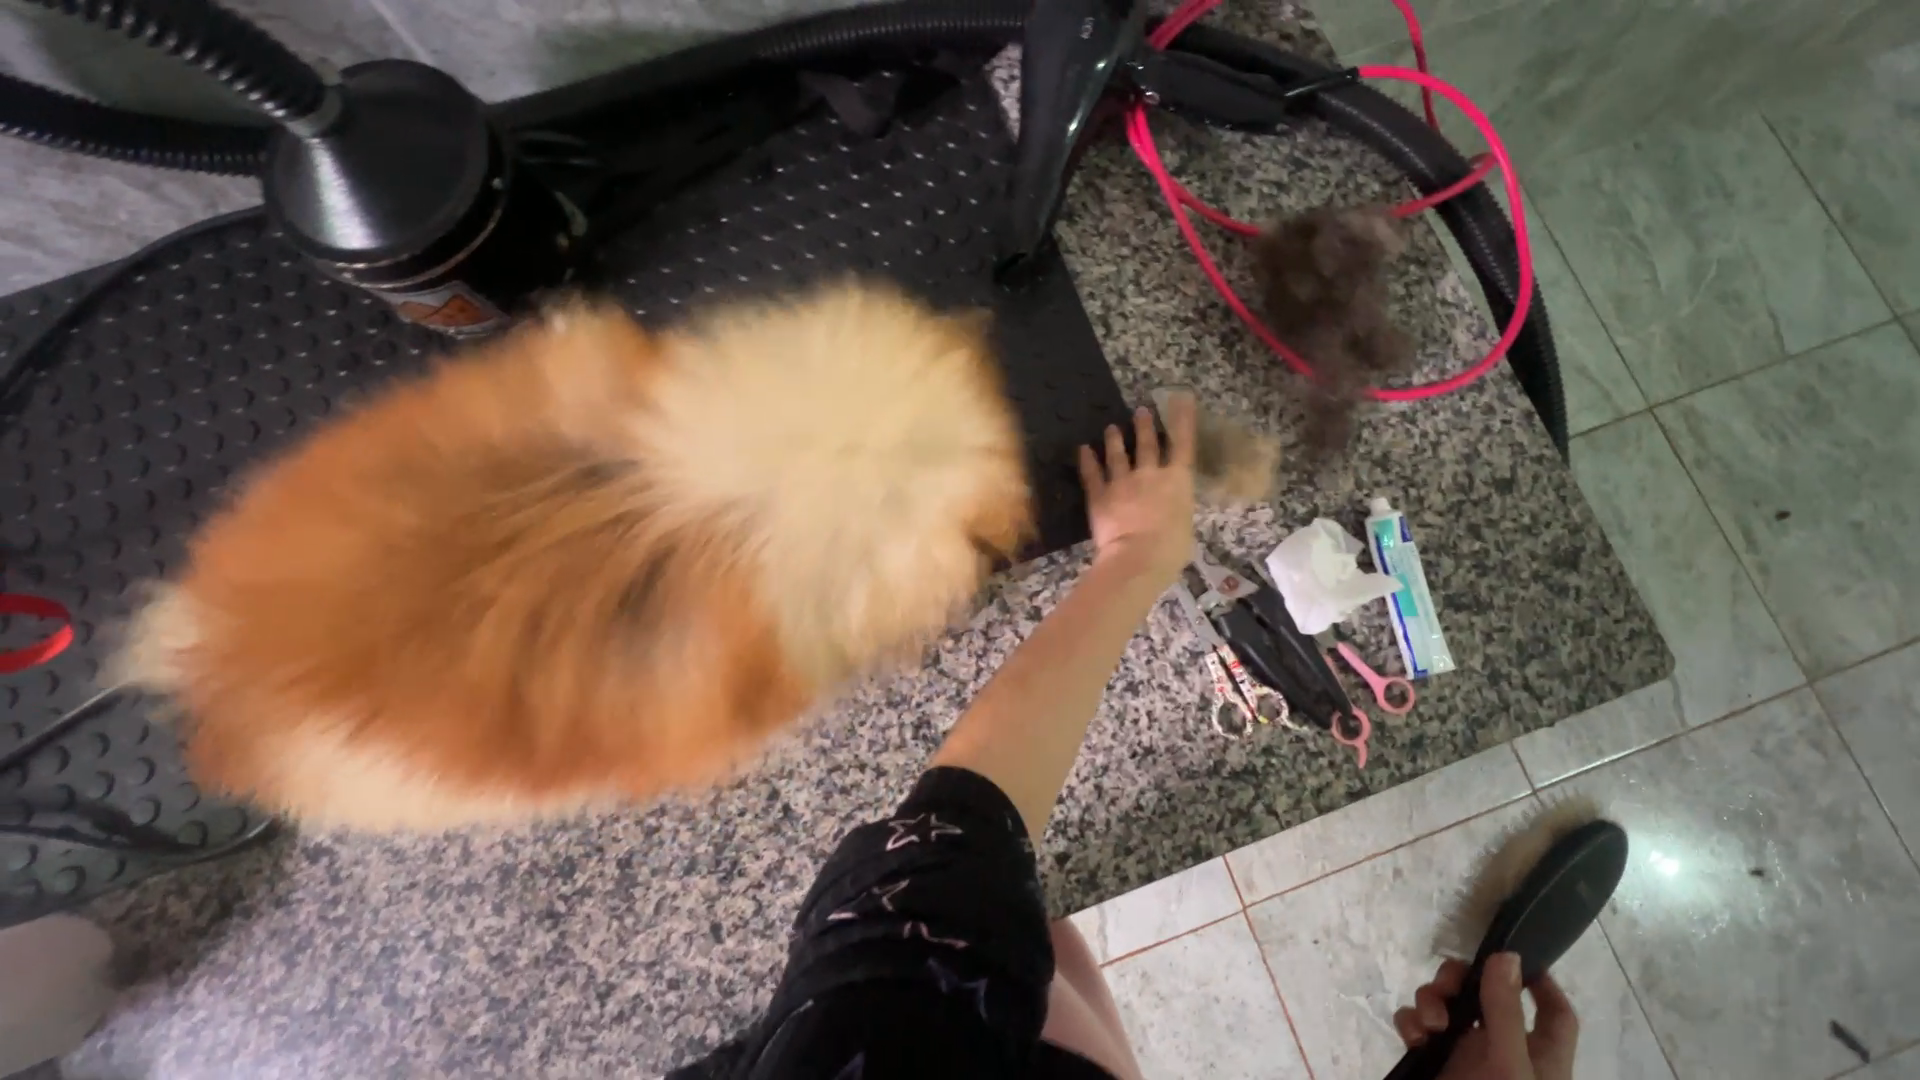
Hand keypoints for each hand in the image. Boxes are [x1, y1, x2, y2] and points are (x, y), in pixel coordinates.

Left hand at [1077, 392, 1196, 588]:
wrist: (1137, 557)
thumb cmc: (1171, 549)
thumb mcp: (1185, 527)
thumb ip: (1176, 512)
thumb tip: (1170, 513)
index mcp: (1178, 481)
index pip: (1183, 443)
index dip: (1183, 419)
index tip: (1181, 398)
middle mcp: (1150, 474)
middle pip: (1147, 444)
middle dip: (1144, 425)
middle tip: (1140, 410)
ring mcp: (1122, 482)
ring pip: (1117, 455)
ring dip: (1114, 440)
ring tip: (1110, 427)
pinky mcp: (1099, 495)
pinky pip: (1091, 474)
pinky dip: (1087, 460)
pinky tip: (1082, 449)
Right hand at [1394, 954, 1578, 1079]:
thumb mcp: (1509, 1063)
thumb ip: (1505, 1011)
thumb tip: (1508, 954)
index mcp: (1539, 1055)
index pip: (1554, 1013)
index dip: (1541, 982)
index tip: (1512, 953)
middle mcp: (1503, 1049)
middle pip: (1486, 994)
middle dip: (1461, 981)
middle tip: (1448, 986)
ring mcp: (1465, 1056)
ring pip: (1446, 1004)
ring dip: (1430, 1002)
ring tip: (1427, 1024)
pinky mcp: (1432, 1061)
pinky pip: (1417, 1025)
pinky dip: (1411, 1022)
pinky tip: (1411, 1036)